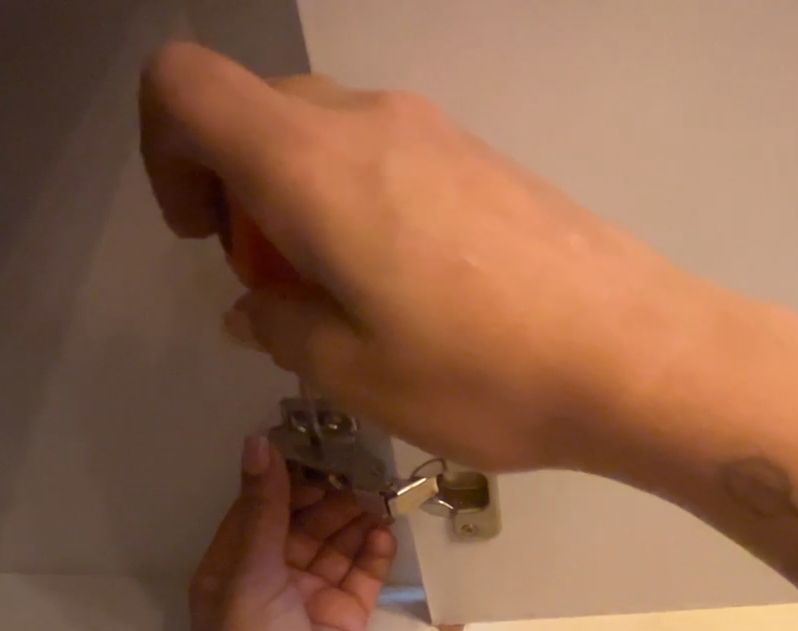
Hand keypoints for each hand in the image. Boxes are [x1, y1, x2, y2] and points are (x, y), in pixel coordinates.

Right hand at [140, 43, 709, 473]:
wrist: (633, 356)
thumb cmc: (482, 375)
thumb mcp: (356, 376)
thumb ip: (282, 328)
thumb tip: (254, 306)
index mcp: (312, 163)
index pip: (185, 88)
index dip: (165, 152)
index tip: (202, 237)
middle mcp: (373, 123)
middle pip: (262, 115)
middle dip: (242, 195)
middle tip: (283, 288)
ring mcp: (443, 136)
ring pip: (335, 142)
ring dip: (313, 207)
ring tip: (357, 304)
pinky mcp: (493, 165)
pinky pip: (400, 165)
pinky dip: (373, 210)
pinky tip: (421, 294)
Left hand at [189, 434, 396, 630]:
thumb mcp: (251, 575)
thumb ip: (262, 509)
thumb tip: (257, 441)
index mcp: (232, 566)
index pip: (261, 507)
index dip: (288, 478)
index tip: (320, 447)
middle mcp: (271, 576)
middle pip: (304, 523)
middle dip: (331, 498)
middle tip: (362, 470)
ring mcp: (311, 596)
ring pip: (337, 545)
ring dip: (356, 520)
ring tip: (381, 495)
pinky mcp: (346, 615)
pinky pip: (362, 574)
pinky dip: (374, 554)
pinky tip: (386, 533)